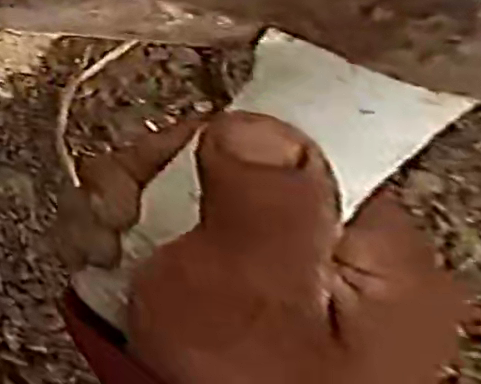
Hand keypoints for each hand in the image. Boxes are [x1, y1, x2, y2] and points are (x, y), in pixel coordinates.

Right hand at [61, 112, 467, 383]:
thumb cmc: (236, 382)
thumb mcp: (251, 288)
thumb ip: (263, 202)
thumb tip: (259, 121)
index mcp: (370, 251)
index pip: (289, 138)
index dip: (215, 141)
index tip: (175, 172)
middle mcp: (319, 246)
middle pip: (212, 155)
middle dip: (146, 177)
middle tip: (131, 220)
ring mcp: (258, 258)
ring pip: (164, 180)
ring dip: (119, 205)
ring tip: (114, 250)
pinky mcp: (207, 267)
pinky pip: (145, 211)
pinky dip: (114, 229)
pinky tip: (110, 259)